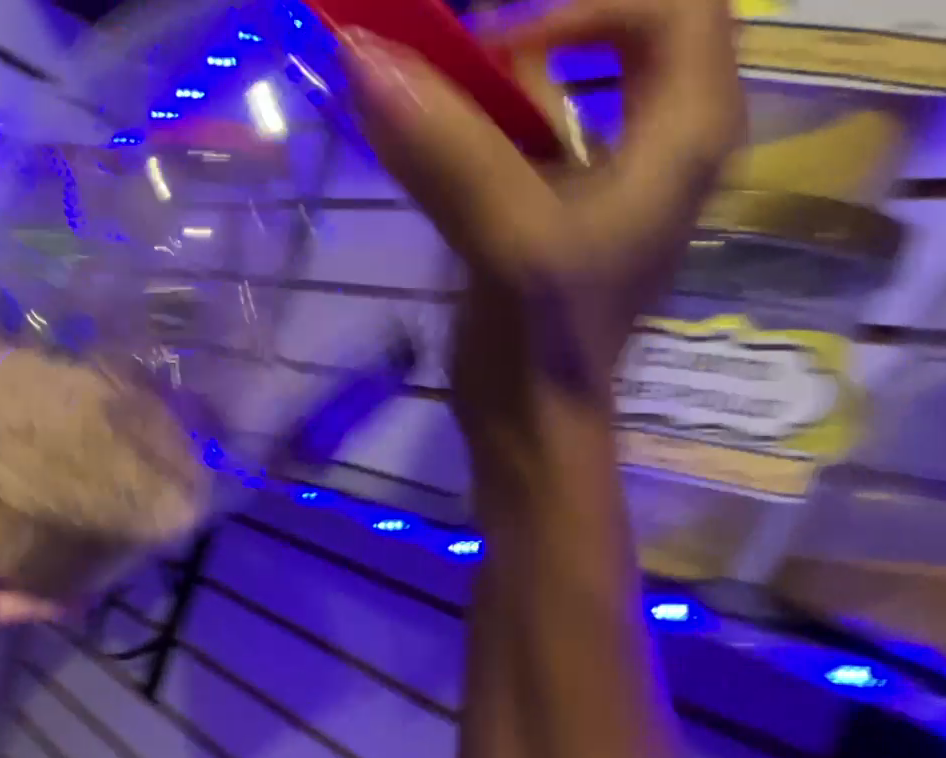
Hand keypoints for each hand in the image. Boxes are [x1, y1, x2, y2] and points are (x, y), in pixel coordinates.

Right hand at [340, 0, 744, 431]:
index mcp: (686, 131)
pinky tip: (432, 157)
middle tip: (457, 72)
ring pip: (568, 92)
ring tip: (430, 109)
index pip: (666, 10)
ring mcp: (609, 181)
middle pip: (619, 41)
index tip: (492, 57)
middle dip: (534, 43)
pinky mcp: (558, 214)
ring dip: (495, 90)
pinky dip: (479, 135)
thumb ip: (447, 147)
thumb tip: (366, 57)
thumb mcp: (506, 234)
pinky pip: (529, 143)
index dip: (578, 11)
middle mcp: (662, 142)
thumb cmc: (541, 333)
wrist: (527, 421)